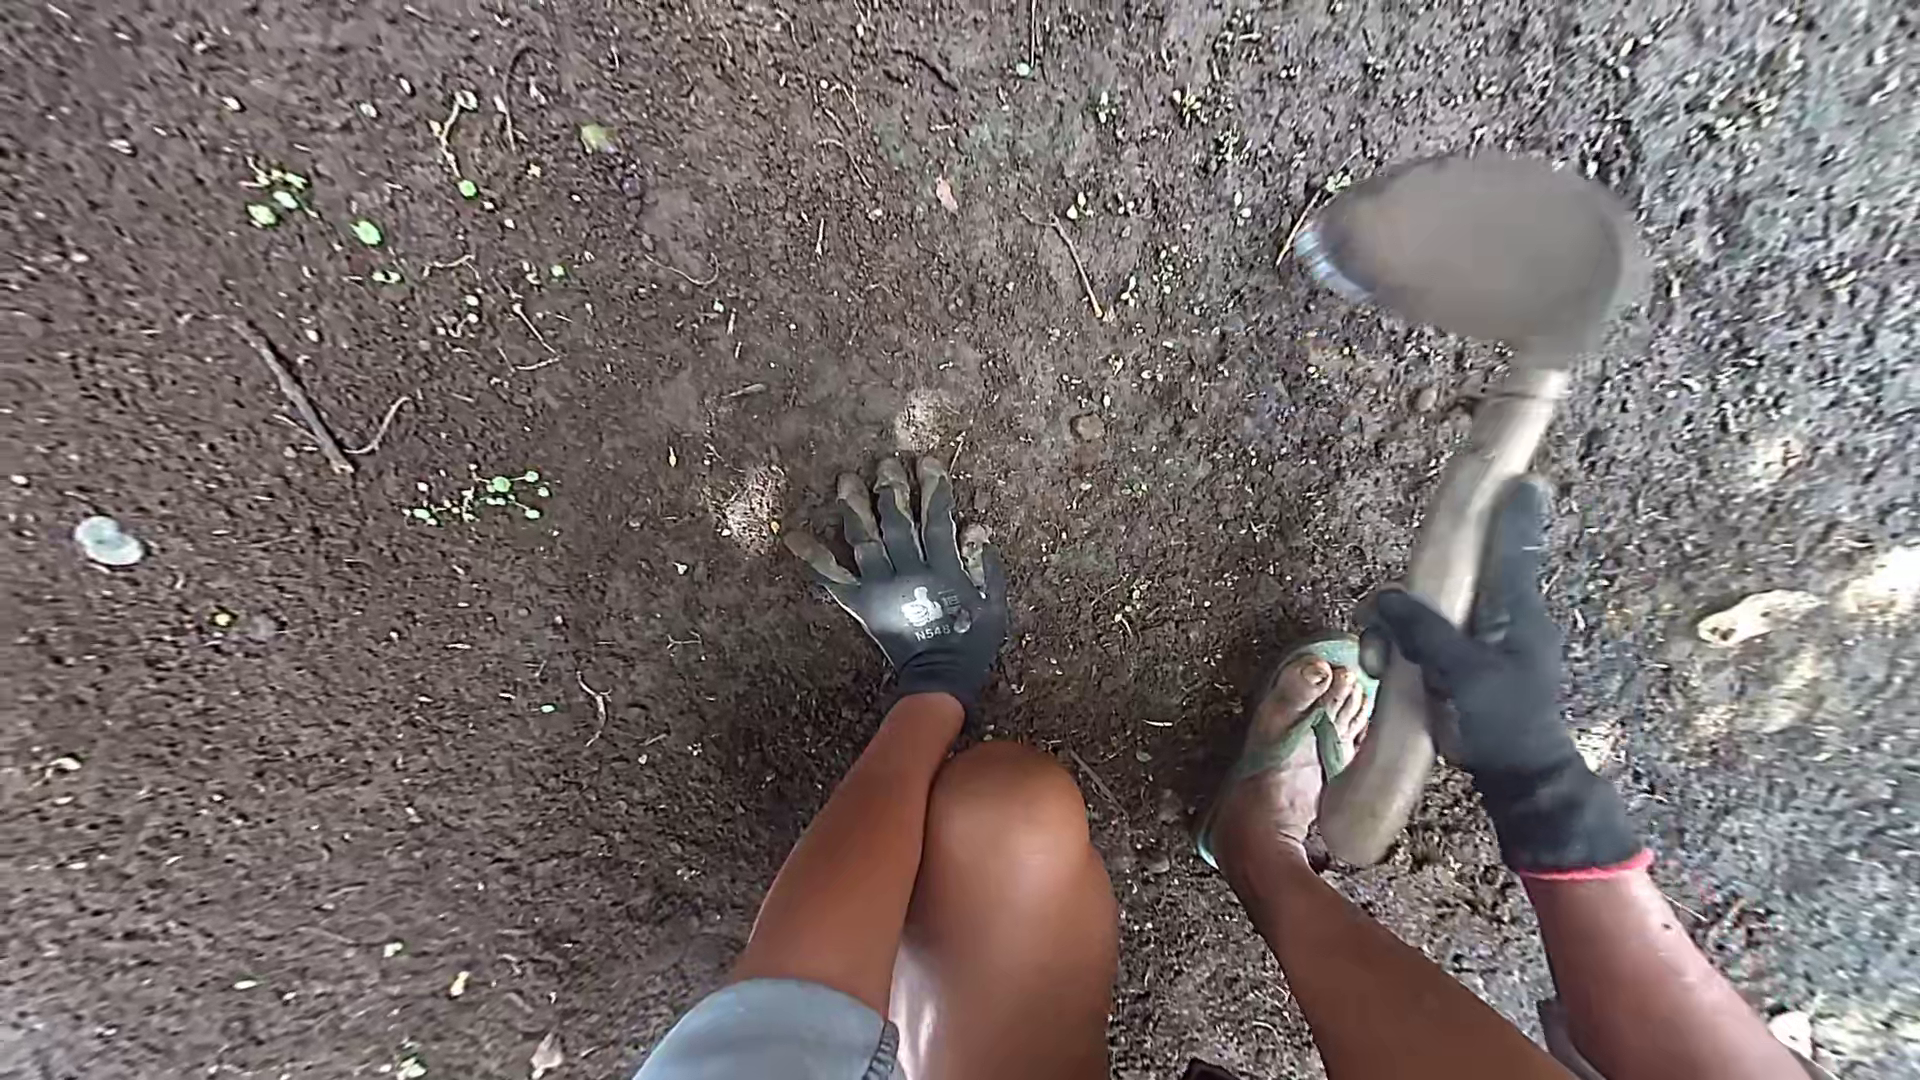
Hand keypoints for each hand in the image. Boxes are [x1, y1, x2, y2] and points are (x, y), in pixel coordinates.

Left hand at [786, 456, 1007, 706]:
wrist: (939, 675)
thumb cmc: (971, 637)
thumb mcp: (993, 602)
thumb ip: (984, 564)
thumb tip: (974, 527)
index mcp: (943, 570)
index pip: (937, 520)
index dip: (933, 489)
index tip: (927, 462)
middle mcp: (908, 573)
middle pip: (896, 523)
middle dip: (891, 490)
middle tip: (885, 463)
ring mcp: (881, 587)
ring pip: (864, 541)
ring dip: (854, 509)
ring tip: (846, 481)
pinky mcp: (861, 602)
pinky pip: (834, 579)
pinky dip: (814, 557)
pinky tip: (794, 537)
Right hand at [1371, 477, 1645, 877]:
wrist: (1511, 770)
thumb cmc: (1503, 719)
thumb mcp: (1465, 672)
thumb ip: (1426, 630)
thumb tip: (1385, 596)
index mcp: (1513, 611)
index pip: (1511, 551)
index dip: (1514, 514)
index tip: (1522, 479)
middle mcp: (1488, 614)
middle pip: (1438, 578)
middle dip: (1402, 600)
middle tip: (1382, 631)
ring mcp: (1461, 636)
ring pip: (1408, 609)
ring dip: (1385, 633)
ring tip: (1378, 664)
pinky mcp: (1441, 656)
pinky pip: (1400, 636)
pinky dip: (1385, 649)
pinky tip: (1380, 671)